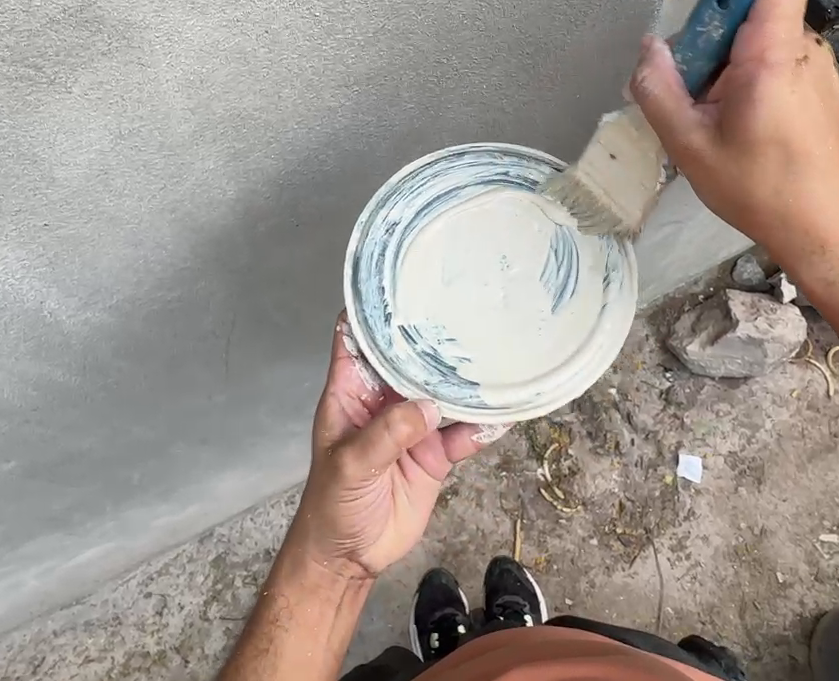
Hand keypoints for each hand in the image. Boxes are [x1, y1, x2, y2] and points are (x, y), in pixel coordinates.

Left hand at [283, 314, 499, 582]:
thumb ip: (387, 434)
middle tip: (466, 309)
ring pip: (443, 392)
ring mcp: (413, 424)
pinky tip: (506, 411)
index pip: (358, 337)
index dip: (373, 308)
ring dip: (465, 379)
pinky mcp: (435, 452)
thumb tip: (428, 406)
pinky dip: (484, 424)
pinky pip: (464, 433)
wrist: (351, 557)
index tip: (401, 280)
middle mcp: (385, 398)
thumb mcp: (351, 466)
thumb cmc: (332, 504)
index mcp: (353, 390)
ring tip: (496, 353)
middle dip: (433, 337)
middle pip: (410, 358)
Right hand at [630, 0, 838, 337]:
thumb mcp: (688, 145)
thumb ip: (657, 89)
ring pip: (757, 33)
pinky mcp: (816, 88)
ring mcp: (813, 68)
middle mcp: (801, 49)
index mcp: (773, 52)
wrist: (828, 232)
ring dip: (718, 56)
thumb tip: (649, 49)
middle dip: (708, 22)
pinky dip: (737, 74)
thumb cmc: (761, 191)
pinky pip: (770, 58)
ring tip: (702, 113)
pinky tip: (725, 123)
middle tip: (683, 78)